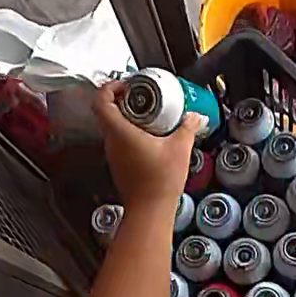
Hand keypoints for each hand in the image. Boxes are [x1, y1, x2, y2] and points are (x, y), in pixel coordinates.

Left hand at [93, 80, 200, 210]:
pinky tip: (149, 138)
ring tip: (147, 117)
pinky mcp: (120, 166)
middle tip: (139, 98)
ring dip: (125, 118)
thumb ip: (187, 128)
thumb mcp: (180, 148)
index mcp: (120, 132)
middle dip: (121, 101)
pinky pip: (119, 143)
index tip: (125, 85)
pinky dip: (129, 135)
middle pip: (106, 113)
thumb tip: (194, 117)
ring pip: (112, 128)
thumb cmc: (159, 183)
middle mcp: (112, 143)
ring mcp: (114, 156)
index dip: (110, 87)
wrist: (150, 210)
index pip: (101, 101)